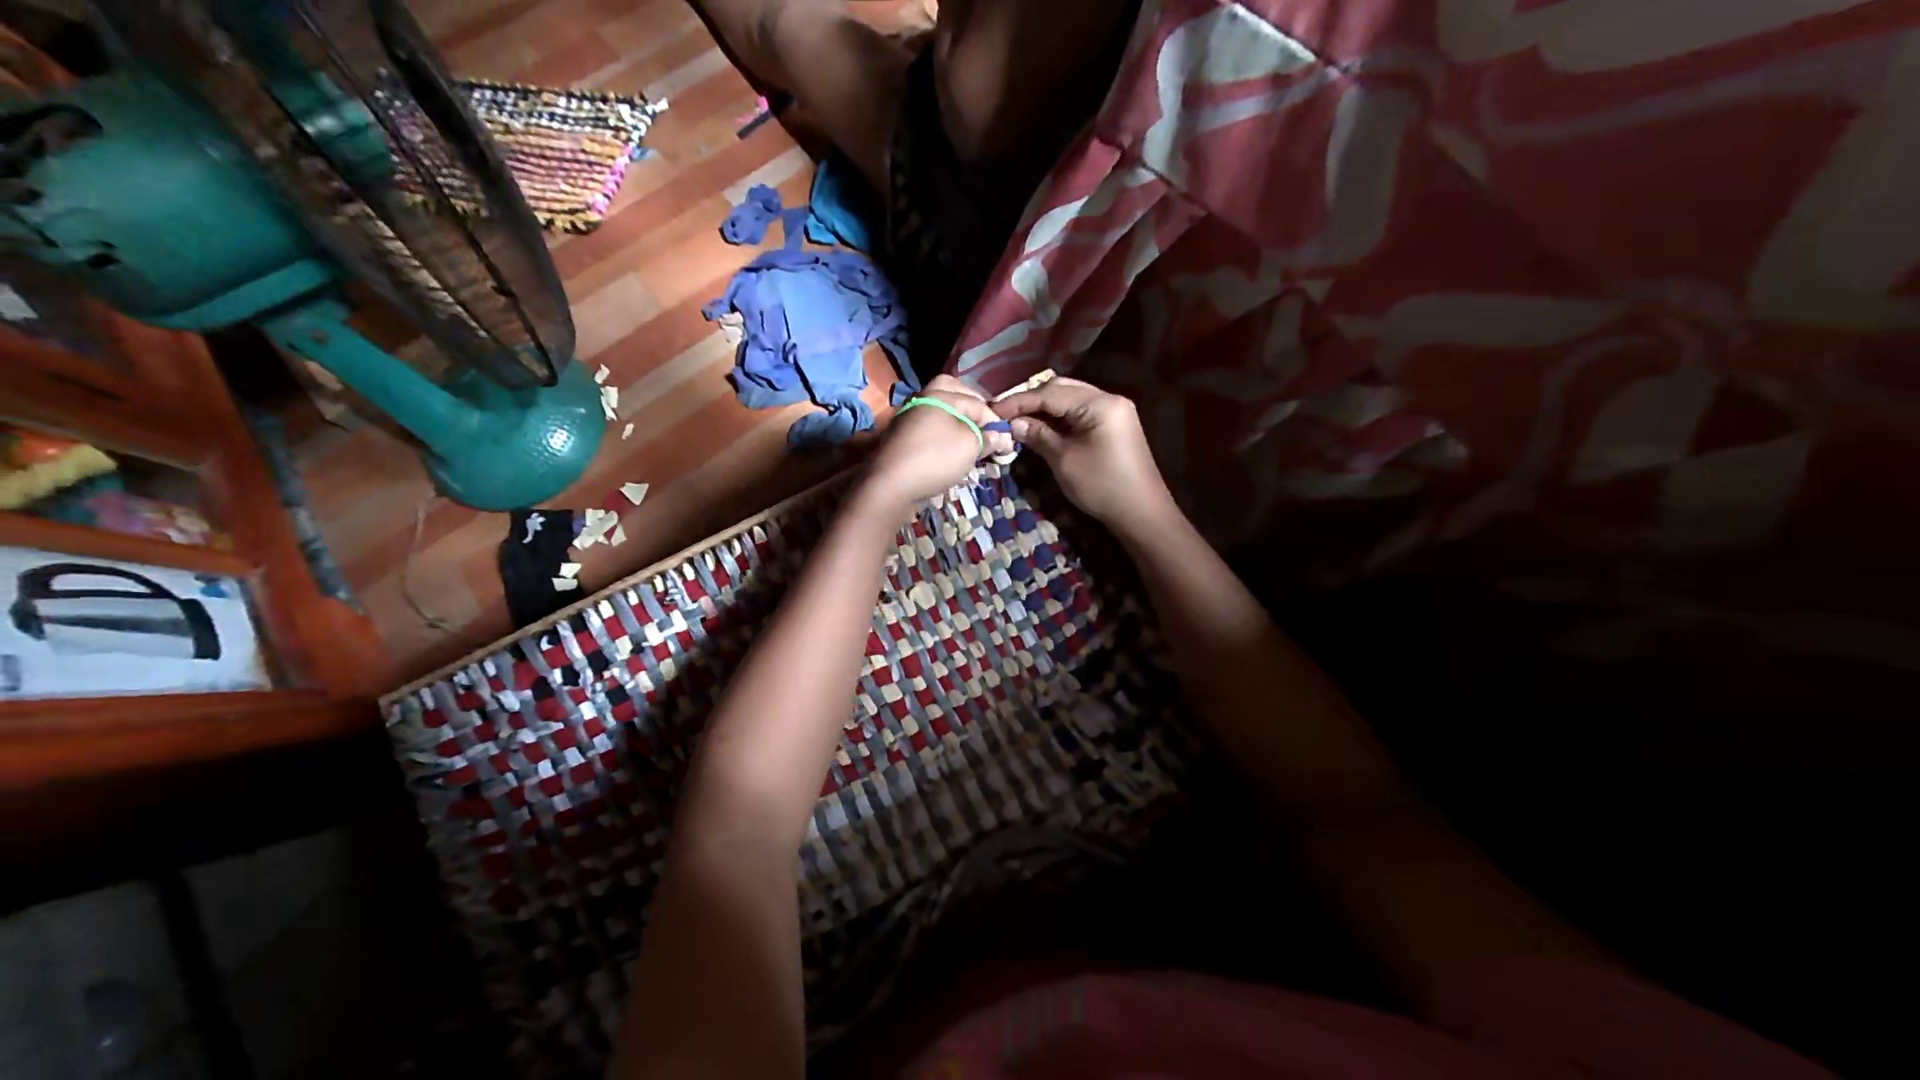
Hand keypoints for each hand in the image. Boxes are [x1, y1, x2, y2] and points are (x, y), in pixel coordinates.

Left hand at [860, 375, 1015, 509]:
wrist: (890, 485)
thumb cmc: (935, 458)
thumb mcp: (970, 445)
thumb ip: (988, 437)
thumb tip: (1001, 436)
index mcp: (939, 393)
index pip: (976, 401)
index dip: (994, 420)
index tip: (1006, 441)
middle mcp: (921, 400)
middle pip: (952, 396)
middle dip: (972, 410)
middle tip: (986, 430)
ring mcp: (908, 420)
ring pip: (940, 415)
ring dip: (958, 426)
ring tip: (972, 444)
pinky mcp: (901, 441)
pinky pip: (929, 432)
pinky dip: (943, 439)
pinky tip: (951, 454)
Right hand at [995, 378, 1174, 535]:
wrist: (1141, 513)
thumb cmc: (1102, 486)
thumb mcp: (1064, 460)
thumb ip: (1038, 435)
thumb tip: (1013, 423)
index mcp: (1100, 404)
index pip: (1051, 393)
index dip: (1019, 401)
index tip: (993, 410)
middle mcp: (1109, 399)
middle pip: (1062, 388)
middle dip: (1032, 400)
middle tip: (1004, 415)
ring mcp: (1113, 411)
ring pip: (1070, 399)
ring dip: (1044, 408)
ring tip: (1018, 421)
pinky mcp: (1113, 425)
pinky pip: (1080, 412)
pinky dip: (1059, 418)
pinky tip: (1040, 427)